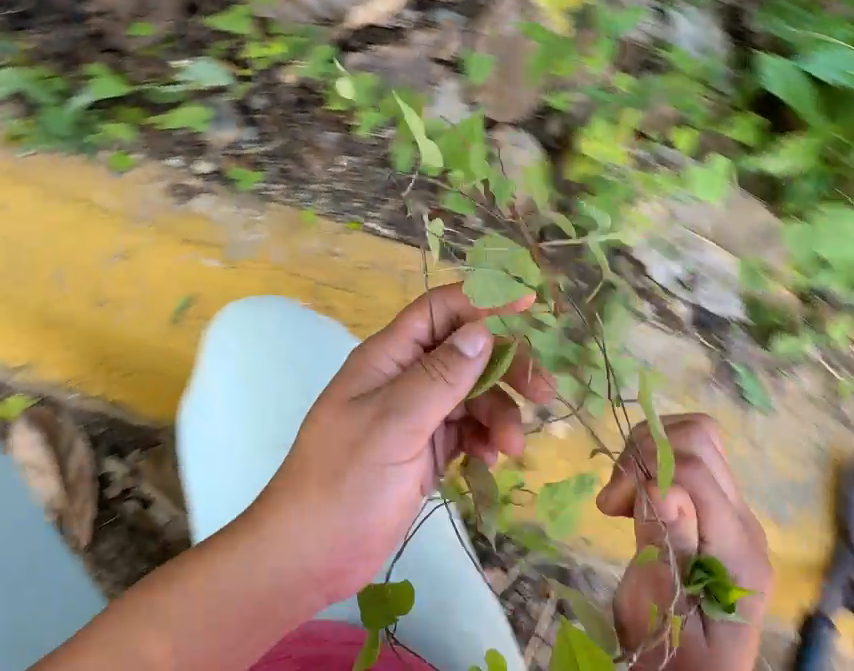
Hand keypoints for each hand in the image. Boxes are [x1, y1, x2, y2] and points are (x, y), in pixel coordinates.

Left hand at [245, 283, 555, 603]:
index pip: (439, 310)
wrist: (311, 553)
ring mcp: (414, 416)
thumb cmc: (345, 481)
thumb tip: (481, 330)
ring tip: (511, 449)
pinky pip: (466, 430)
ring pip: (471, 394)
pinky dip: (484, 439)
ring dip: (498, 413)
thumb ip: (439, 377)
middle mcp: (403, 379)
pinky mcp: (424, 452)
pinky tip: (490, 461)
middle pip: (465, 351)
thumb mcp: (393, 424)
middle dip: (505, 367)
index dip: (482, 301)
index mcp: (387, 357)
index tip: (528, 305)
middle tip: (542, 394)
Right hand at [597, 415, 770, 670]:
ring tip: (623, 495)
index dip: (643, 467)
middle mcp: (744, 521)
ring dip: (649, 452)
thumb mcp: (662, 610)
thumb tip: (660, 484)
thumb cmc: (672, 655)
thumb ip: (666, 545)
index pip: (694, 467)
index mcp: (738, 549)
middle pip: (699, 438)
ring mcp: (734, 514)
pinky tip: (636, 497)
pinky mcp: (717, 512)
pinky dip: (654, 462)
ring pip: (695, 439)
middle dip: (645, 450)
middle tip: (615, 496)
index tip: (608, 505)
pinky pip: (689, 459)